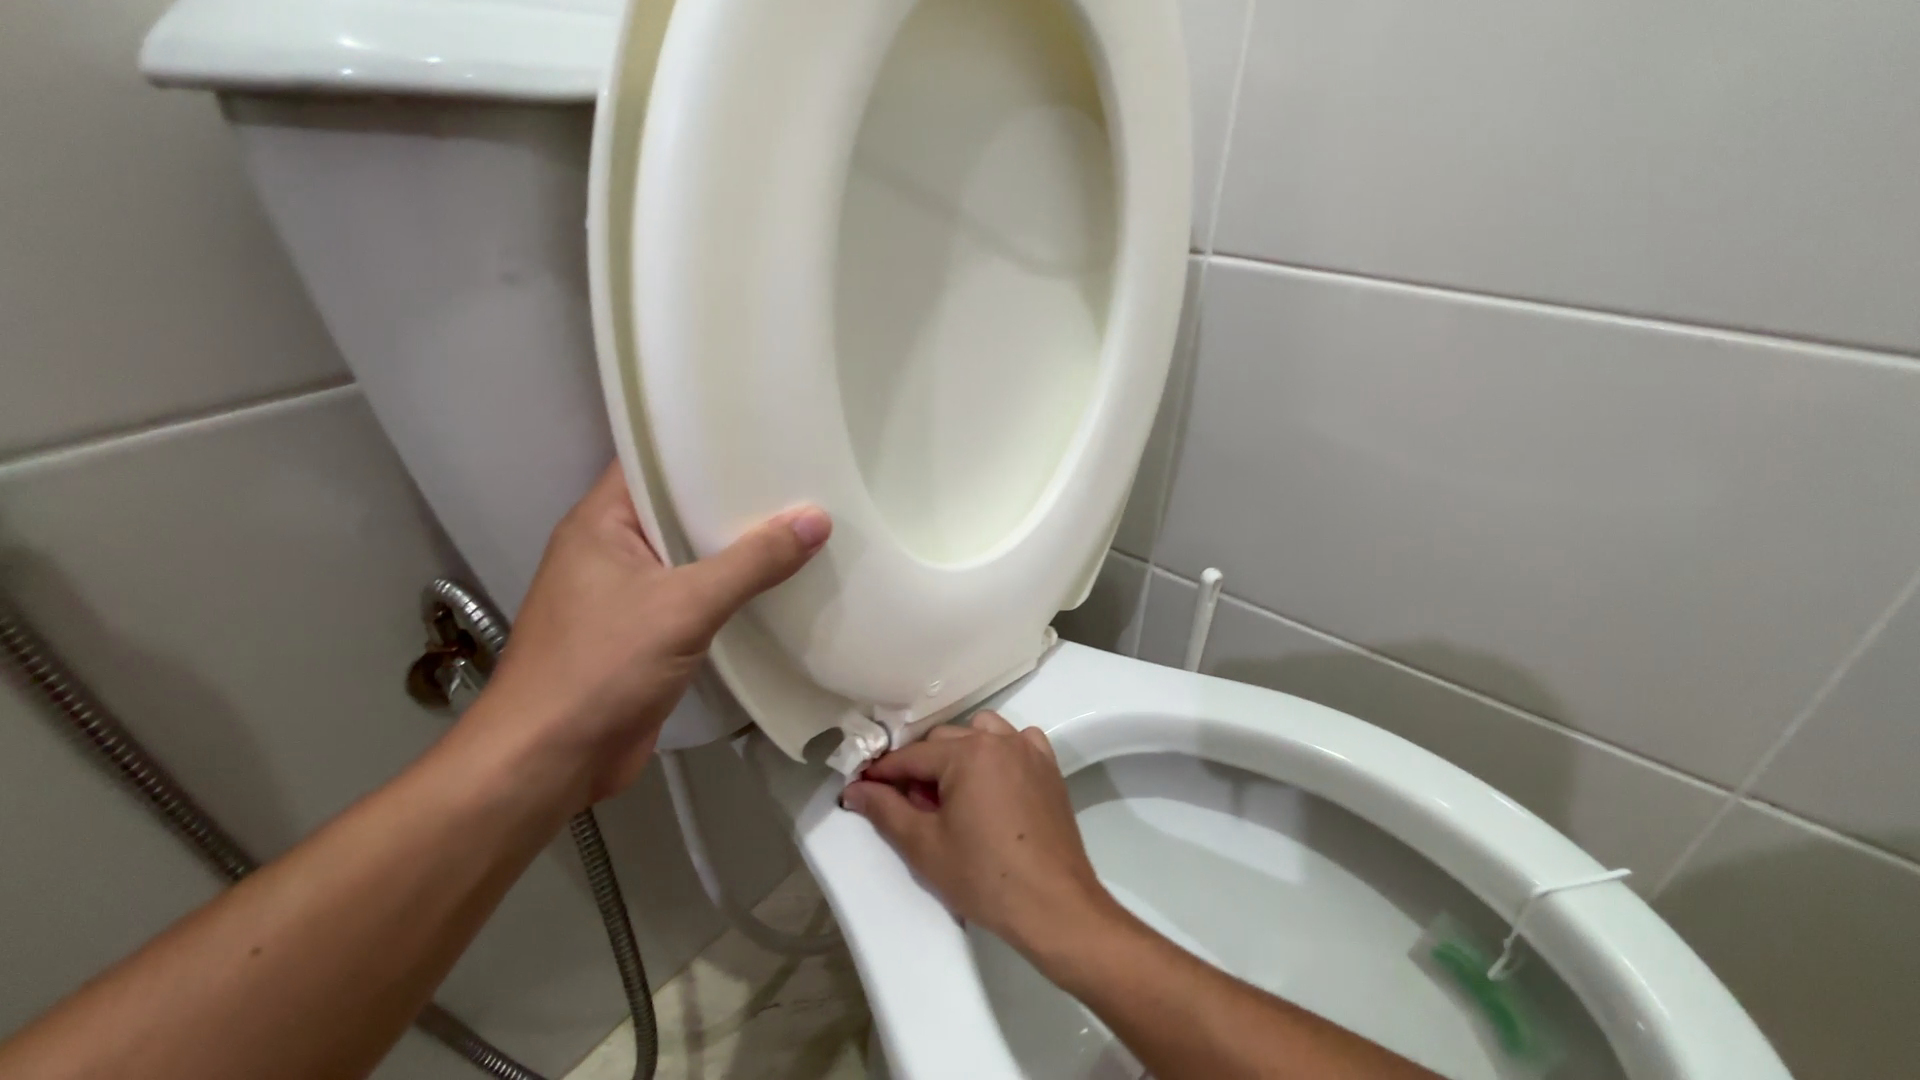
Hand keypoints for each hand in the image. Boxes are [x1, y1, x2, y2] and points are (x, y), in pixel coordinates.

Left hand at [467, 463, 830, 806]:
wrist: (550, 760)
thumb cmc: (601, 666)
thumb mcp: (683, 605)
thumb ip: (752, 563)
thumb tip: (817, 519)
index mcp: (601, 523)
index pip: (653, 462)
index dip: (703, 445)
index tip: (762, 434)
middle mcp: (610, 551)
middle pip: (678, 509)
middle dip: (733, 500)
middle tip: (798, 479)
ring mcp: (626, 596)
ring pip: (690, 558)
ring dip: (735, 550)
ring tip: (800, 525)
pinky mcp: (643, 636)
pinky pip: (694, 599)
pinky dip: (729, 592)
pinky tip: (777, 587)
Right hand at [841, 712, 1114, 950]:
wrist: (1053, 906)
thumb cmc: (984, 877)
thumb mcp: (924, 846)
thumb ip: (885, 810)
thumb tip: (855, 789)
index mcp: (968, 754)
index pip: (912, 755)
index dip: (883, 773)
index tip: (863, 788)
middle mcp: (1001, 741)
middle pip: (945, 740)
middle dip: (921, 767)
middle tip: (911, 806)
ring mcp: (1030, 752)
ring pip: (981, 733)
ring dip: (960, 754)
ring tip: (952, 794)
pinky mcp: (1050, 769)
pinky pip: (1017, 743)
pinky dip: (999, 754)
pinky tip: (992, 785)